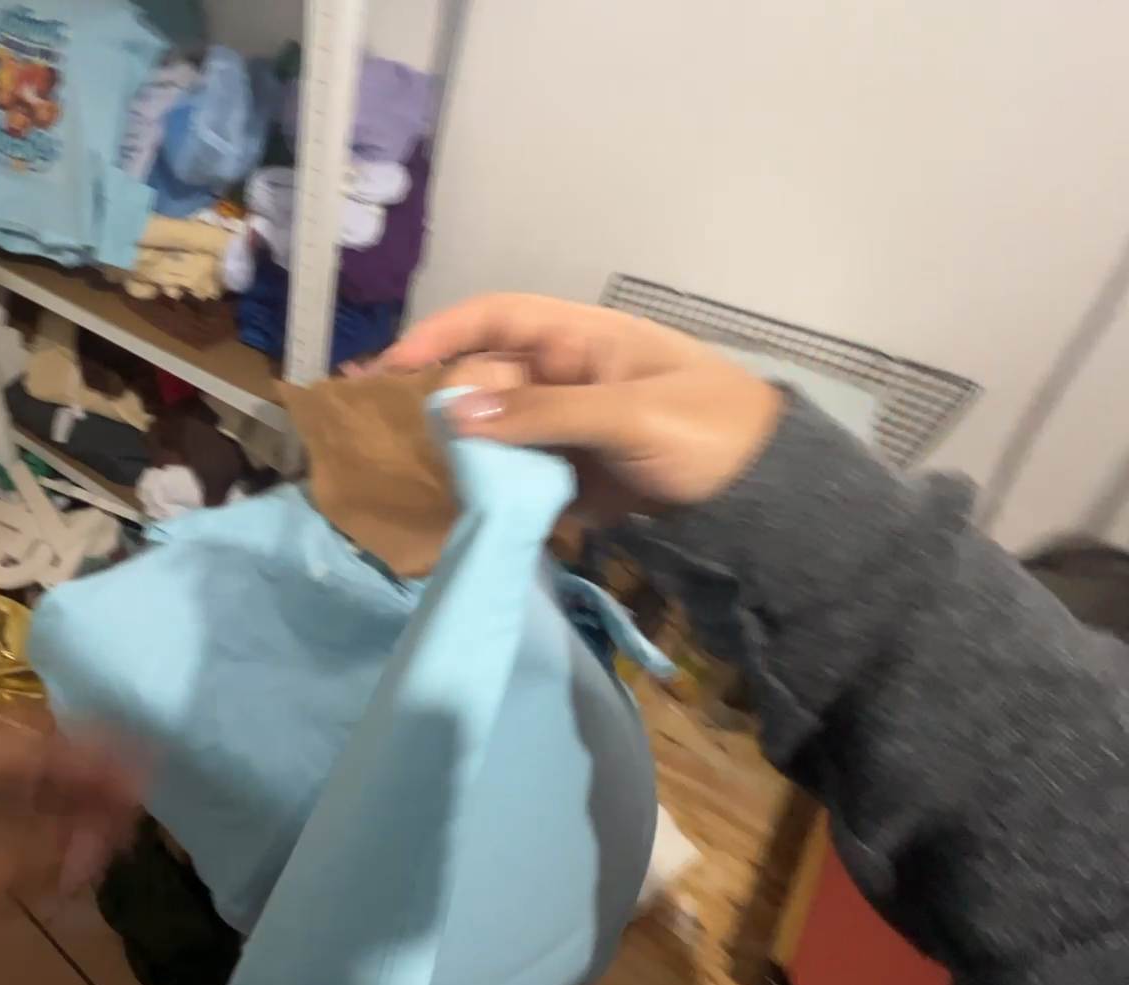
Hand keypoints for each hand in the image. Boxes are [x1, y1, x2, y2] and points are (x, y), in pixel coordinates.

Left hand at [0, 720, 139, 972]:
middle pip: (41, 748)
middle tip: (132, 812)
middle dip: (90, 780)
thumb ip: (22, 861)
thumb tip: (92, 844)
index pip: (44, 751)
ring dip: (68, 791)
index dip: (99, 768)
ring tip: (109, 821)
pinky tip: (64, 820)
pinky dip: (37, 798)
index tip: (146, 780)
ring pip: (26, 761)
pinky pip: (4, 776)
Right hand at [377, 294, 783, 519]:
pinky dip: (482, 479)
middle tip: (431, 444)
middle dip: (450, 405)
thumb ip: (543, 413)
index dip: (442, 332)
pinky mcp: (552, 466)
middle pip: (479, 378)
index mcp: (578, 340)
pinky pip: (501, 465)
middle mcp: (555, 375)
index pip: (496, 318)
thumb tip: (455, 416)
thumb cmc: (708, 432)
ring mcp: (551, 423)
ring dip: (462, 448)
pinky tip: (468, 495)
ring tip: (443, 474)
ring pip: (483, 426)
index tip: (395, 366)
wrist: (753, 501)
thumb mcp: (630, 415)